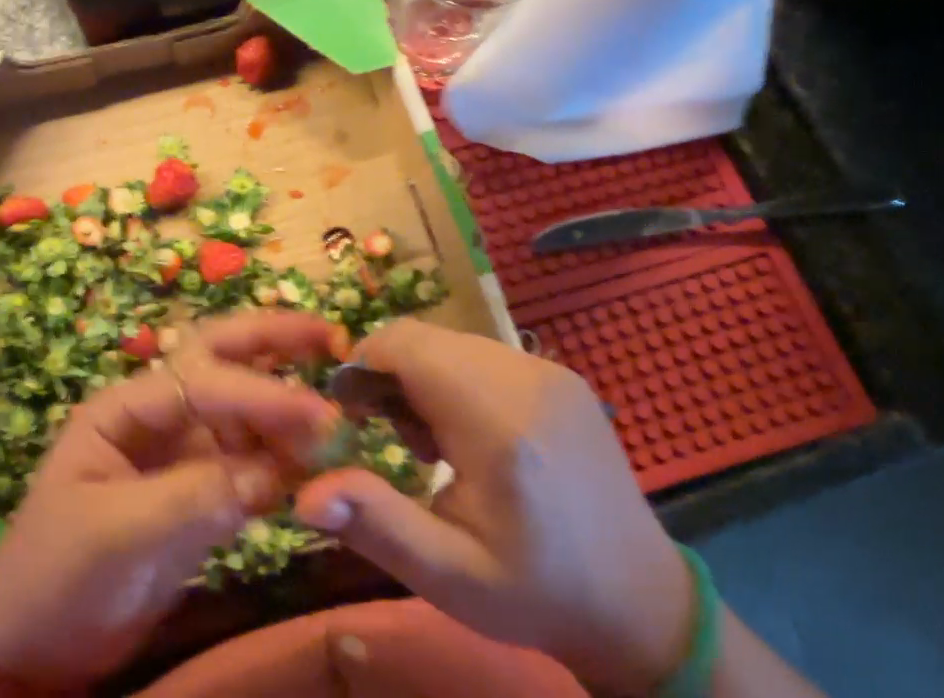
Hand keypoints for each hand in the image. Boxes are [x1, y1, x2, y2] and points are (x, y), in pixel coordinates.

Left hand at [0, 313, 341, 689]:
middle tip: (331, 336)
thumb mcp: (116, 531)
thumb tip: (273, 472)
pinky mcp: (203, 499)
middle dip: (272, 343)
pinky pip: (253, 469)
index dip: (258, 393)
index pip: (200, 382)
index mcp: (124, 409)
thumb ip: (193, 496)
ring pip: (245, 417)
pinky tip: (319, 469)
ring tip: (340, 421)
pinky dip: (286, 466)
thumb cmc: (57, 573)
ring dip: (288, 412)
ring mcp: (183, 458)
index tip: (315, 413)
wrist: (36, 643)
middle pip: (219, 362)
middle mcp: (158, 420)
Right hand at [293, 321, 695, 695]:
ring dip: (421, 378)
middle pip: (424, 339)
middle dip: (388, 377)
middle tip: (389, 441)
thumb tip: (303, 495)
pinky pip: (484, 355)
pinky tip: (467, 436)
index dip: (360, 366)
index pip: (404, 343)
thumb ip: (375, 523)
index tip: (349, 419)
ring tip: (429, 446)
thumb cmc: (535, 592)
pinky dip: (456, 380)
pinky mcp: (563, 379)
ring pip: (452, 343)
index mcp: (497, 421)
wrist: (639, 603)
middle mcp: (527, 379)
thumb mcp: (447, 573)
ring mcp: (551, 372)